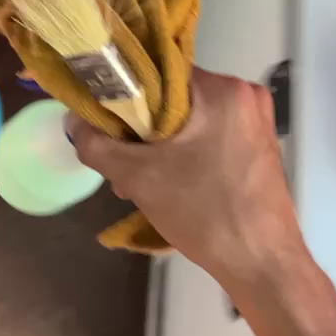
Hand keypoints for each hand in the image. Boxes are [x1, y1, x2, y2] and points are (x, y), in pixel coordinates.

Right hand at [68, 67, 303, 291]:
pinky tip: (166, 184)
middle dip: (140, 128)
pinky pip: (207, 136)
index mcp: (222, 90)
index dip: (123, 94)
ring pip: (187, 119)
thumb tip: (73, 121)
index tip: (104, 120)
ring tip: (139, 180)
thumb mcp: (137, 177)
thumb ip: (96, 144)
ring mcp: (256, 122)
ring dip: (158, 145)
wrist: (262, 264)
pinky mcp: (258, 146)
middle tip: (120, 160)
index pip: (157, 71)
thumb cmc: (204, 212)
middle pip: (172, 97)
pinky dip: (182, 154)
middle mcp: (245, 95)